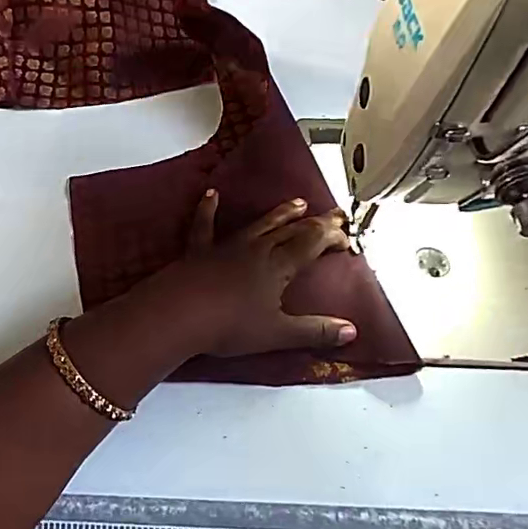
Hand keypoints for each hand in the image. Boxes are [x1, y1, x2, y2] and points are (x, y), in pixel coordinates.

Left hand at [129, 191, 356, 358]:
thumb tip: (350, 331)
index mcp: (278, 266)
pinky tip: (210, 194)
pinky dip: (208, 209)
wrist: (178, 313)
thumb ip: (314, 331)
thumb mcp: (277, 334)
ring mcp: (227, 247)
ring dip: (279, 213)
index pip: (312, 244)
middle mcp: (256, 249)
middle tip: (333, 214)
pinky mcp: (199, 251)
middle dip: (315, 222)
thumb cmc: (228, 324)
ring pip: (259, 224)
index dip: (331, 238)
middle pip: (291, 230)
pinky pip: (205, 225)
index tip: (346, 237)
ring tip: (296, 202)